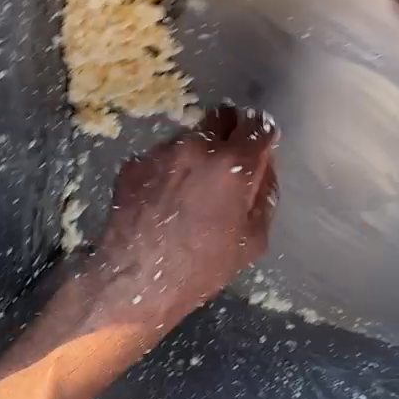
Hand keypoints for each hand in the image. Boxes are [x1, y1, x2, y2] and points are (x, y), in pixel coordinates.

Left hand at [82, 106, 278, 337]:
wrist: (135, 282)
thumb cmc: (202, 267)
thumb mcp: (253, 240)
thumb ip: (265, 195)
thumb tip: (265, 166)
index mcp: (234, 164)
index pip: (258, 126)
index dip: (263, 133)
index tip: (261, 144)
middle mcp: (197, 146)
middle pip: (222, 116)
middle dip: (231, 130)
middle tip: (229, 159)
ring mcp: (161, 152)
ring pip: (189, 137)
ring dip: (197, 153)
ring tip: (191, 189)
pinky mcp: (134, 163)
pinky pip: (161, 157)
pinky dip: (169, 169)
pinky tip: (165, 198)